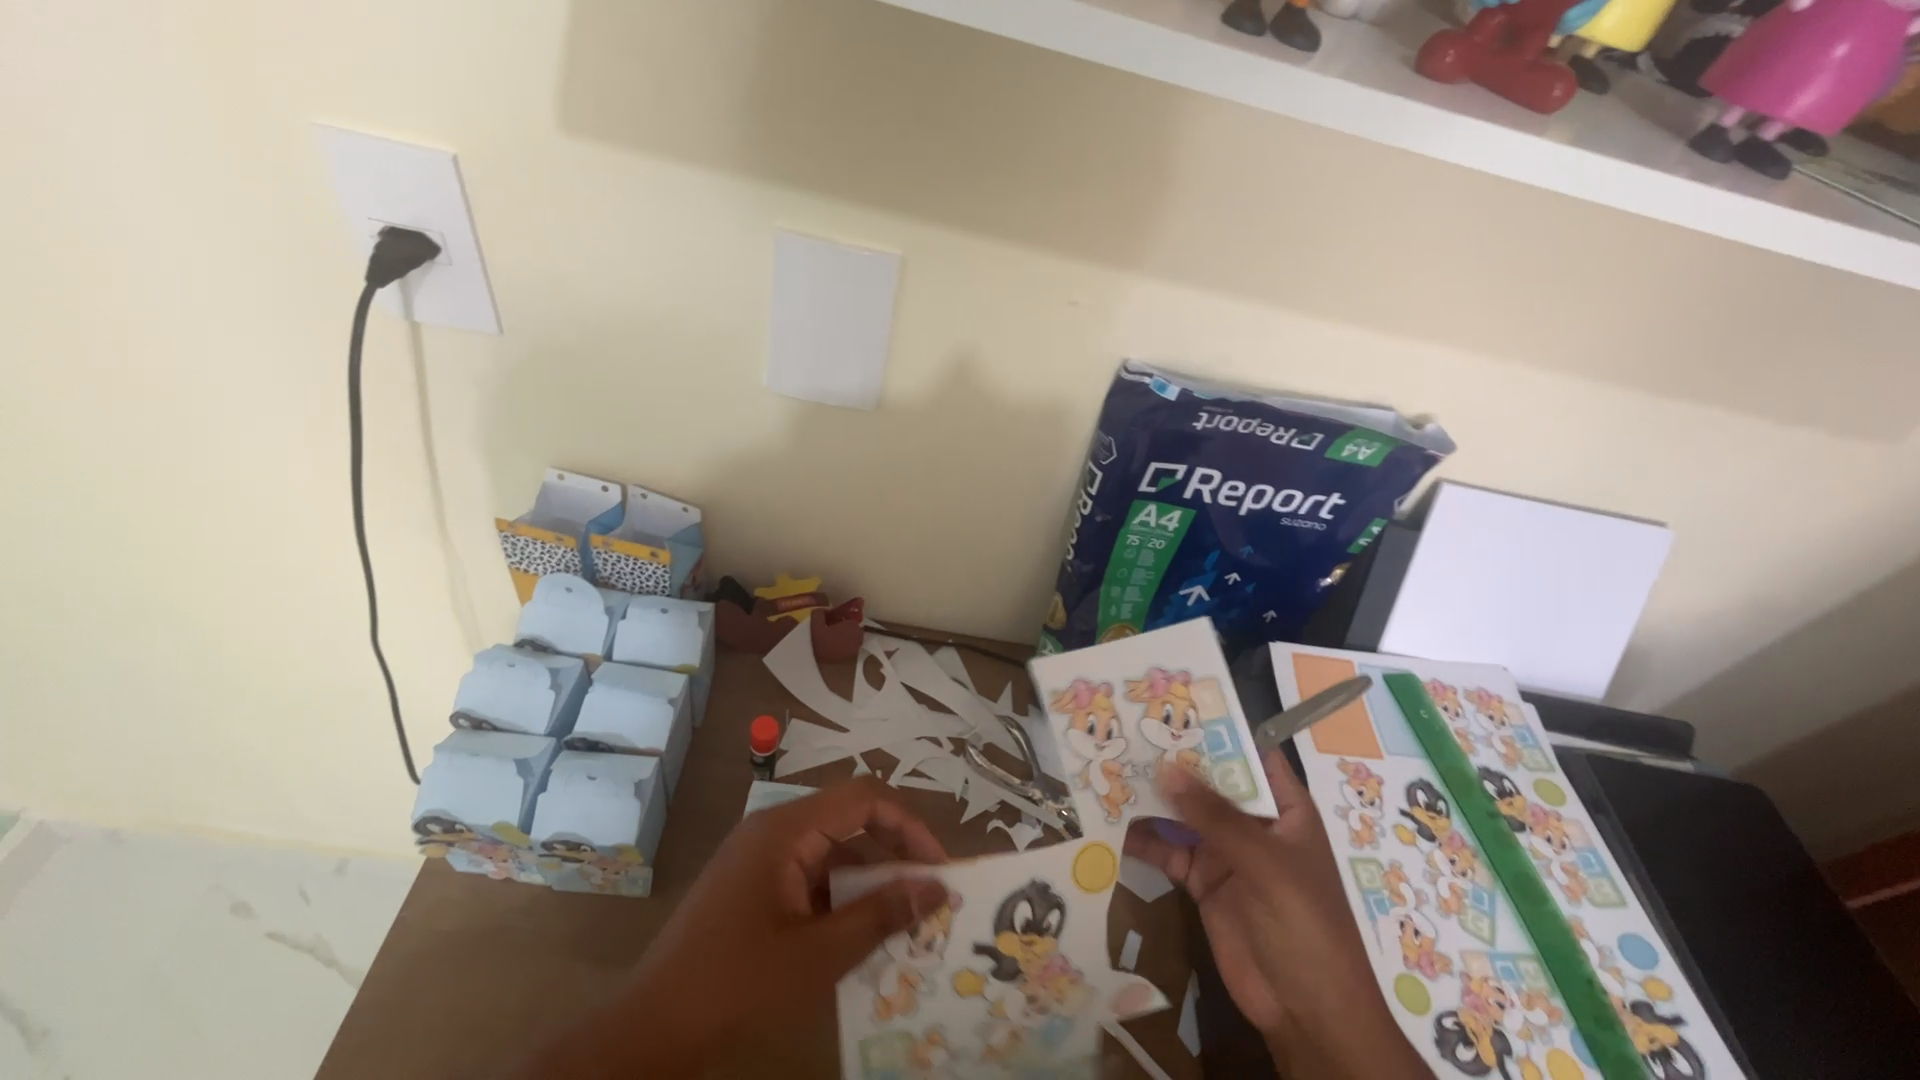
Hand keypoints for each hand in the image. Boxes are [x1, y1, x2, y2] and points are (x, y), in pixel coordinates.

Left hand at [519, 778, 948, 1078]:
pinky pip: (809, 876)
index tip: (940, 869)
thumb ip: (882, 914)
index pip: (864, 798)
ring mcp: (758, 857)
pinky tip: (857, 936)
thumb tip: (937, 887)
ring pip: (831, 852)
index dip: (910, 826)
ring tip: (901, 924)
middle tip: (928, 897)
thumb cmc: (738, 984)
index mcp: (785, 830)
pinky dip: (839, 899)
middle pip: (849, 820)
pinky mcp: (751, 885)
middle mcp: (771, 830)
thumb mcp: (820, 954)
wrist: (652, 1028)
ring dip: (868, 881)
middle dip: (894, 855)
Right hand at [1126, 755, 1429, 1079]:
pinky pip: (1169, 853)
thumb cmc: (1304, 926)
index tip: (1173, 706)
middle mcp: (1255, 825)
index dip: (1217, 732)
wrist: (1307, 1011)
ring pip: (1184, 816)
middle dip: (1172, 763)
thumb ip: (1213, 817)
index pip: (1252, 756)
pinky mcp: (1203, 884)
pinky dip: (1143, 841)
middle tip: (1123, 734)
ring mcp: (1227, 855)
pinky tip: (1112, 824)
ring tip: (1107, 772)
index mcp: (1284, 810)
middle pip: (1210, 784)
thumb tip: (1165, 767)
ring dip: (1152, 799)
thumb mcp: (1263, 864)